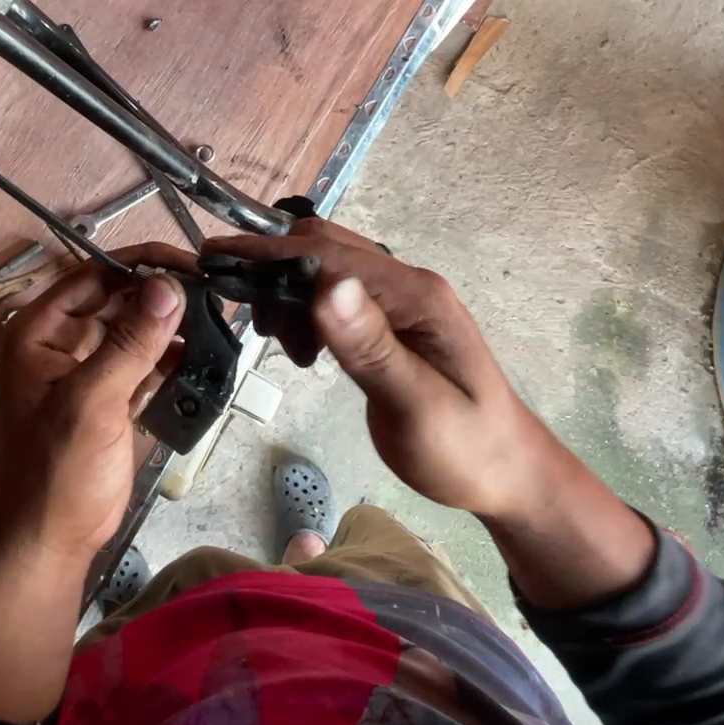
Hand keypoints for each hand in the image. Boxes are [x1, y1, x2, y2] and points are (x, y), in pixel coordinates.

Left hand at [0, 244, 189, 724]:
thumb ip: (130, 343)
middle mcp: (59, 344)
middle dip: (159, 294)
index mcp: (39, 332)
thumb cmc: (55, 470)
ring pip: (132, 332)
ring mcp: (85, 373)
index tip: (186, 261)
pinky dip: (168, 358)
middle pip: (115, 301)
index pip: (91, 276)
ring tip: (215, 316)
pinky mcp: (109, 401)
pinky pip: (141, 365)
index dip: (137, 264)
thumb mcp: (91, 401)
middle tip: (211, 287)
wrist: (46, 543)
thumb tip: (169, 286)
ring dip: (168, 325)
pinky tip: (202, 354)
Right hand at [205, 219, 563, 522]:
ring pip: (324, 270)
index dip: (270, 253)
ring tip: (281, 342)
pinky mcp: (387, 323)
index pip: (330, 254)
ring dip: (288, 293)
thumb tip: (327, 286)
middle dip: (273, 269)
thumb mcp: (417, 405)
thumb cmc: (464, 450)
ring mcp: (398, 302)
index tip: (216, 256)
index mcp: (415, 296)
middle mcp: (406, 285)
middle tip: (243, 310)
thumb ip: (370, 346)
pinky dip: (304, 312)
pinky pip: (333, 298)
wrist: (507, 476)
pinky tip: (304, 350)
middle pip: (324, 249)